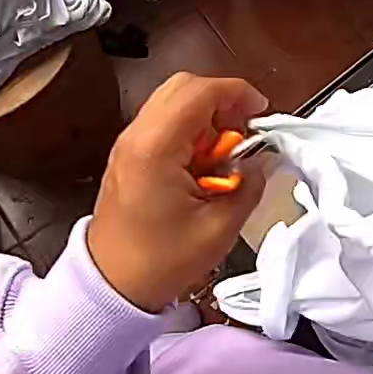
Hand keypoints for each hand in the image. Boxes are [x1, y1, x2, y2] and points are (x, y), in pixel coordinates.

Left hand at [87, 74, 270, 311]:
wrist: (109, 287)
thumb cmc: (159, 262)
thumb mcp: (219, 227)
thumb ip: (249, 185)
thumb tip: (263, 159)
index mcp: (155, 149)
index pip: (200, 92)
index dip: (238, 93)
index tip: (261, 112)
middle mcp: (137, 137)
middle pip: (185, 86)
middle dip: (223, 100)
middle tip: (245, 129)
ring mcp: (130, 144)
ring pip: (175, 100)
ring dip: (207, 115)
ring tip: (225, 151)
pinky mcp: (131, 155)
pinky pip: (166, 121)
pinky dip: (192, 129)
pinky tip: (204, 162)